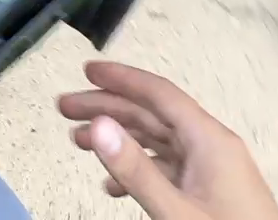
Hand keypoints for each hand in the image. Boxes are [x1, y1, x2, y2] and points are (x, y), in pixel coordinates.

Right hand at [60, 61, 277, 219]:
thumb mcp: (177, 215)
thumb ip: (136, 171)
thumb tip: (98, 124)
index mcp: (209, 139)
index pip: (158, 94)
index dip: (121, 78)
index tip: (86, 71)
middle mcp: (211, 146)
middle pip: (152, 115)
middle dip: (108, 109)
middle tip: (64, 109)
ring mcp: (213, 172)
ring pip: (157, 142)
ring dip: (119, 140)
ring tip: (77, 142)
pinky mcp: (211, 195)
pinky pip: (168, 169)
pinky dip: (139, 170)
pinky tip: (112, 188)